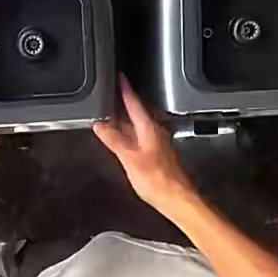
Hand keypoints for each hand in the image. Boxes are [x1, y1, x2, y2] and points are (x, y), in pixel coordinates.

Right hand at [92, 79, 196, 214]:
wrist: (178, 199)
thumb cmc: (157, 180)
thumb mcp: (130, 158)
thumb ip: (114, 140)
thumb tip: (99, 124)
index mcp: (149, 128)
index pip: (135, 103)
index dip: (126, 89)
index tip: (119, 77)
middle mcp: (155, 132)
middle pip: (136, 112)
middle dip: (123, 103)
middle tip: (110, 94)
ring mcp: (156, 143)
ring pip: (137, 125)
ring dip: (124, 119)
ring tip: (110, 114)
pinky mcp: (156, 154)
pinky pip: (139, 137)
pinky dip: (128, 133)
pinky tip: (121, 138)